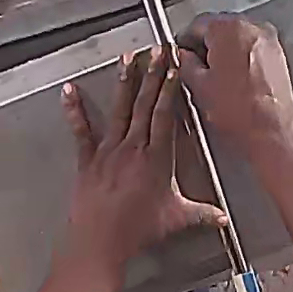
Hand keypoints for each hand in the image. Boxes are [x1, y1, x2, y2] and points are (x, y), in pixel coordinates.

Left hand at [61, 45, 227, 270]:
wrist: (100, 240)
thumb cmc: (139, 229)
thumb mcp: (176, 219)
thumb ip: (202, 215)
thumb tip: (224, 220)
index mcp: (156, 158)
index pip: (164, 115)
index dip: (170, 89)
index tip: (174, 68)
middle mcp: (132, 147)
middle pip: (144, 104)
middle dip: (153, 75)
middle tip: (158, 51)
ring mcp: (108, 151)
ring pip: (118, 110)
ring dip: (124, 83)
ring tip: (129, 58)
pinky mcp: (88, 160)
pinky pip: (81, 131)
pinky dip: (75, 110)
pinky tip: (69, 91)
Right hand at [179, 13, 292, 160]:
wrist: (271, 133)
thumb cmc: (240, 112)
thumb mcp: (199, 87)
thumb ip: (185, 63)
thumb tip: (183, 57)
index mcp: (229, 29)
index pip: (197, 24)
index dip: (184, 41)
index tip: (180, 53)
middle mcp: (252, 29)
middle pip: (219, 28)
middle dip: (205, 47)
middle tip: (195, 70)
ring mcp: (268, 42)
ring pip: (236, 39)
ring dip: (224, 54)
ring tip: (216, 81)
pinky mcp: (278, 57)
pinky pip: (252, 51)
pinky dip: (241, 61)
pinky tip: (234, 83)